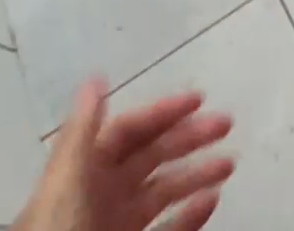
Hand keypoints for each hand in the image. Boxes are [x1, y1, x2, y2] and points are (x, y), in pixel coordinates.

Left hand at [11, 78, 234, 230]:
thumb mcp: (64, 187)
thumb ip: (82, 134)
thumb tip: (94, 78)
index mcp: (81, 175)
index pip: (127, 131)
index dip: (161, 112)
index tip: (200, 98)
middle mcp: (99, 198)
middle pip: (149, 157)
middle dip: (188, 137)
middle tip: (226, 124)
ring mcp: (114, 229)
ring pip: (162, 192)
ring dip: (196, 174)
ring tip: (229, 164)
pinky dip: (189, 217)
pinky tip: (212, 201)